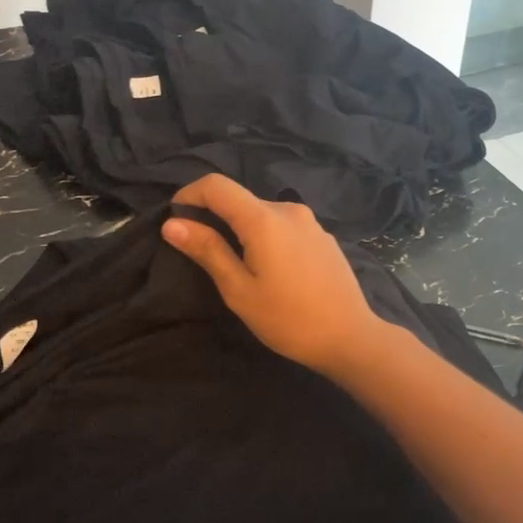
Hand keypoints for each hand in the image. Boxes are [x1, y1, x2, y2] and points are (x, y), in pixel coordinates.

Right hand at [162, 175, 392, 374]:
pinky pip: (285, 228)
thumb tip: (173, 223)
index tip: (176, 220)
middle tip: (202, 254)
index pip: (217, 185)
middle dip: (215, 217)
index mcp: (264, 219)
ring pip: (264, 215)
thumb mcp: (239, 290)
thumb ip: (208, 251)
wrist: (349, 337)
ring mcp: (311, 223)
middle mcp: (289, 210)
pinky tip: (271, 271)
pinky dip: (267, 238)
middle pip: (241, 200)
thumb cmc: (288, 320)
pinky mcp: (324, 238)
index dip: (190, 195)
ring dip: (243, 230)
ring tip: (237, 267)